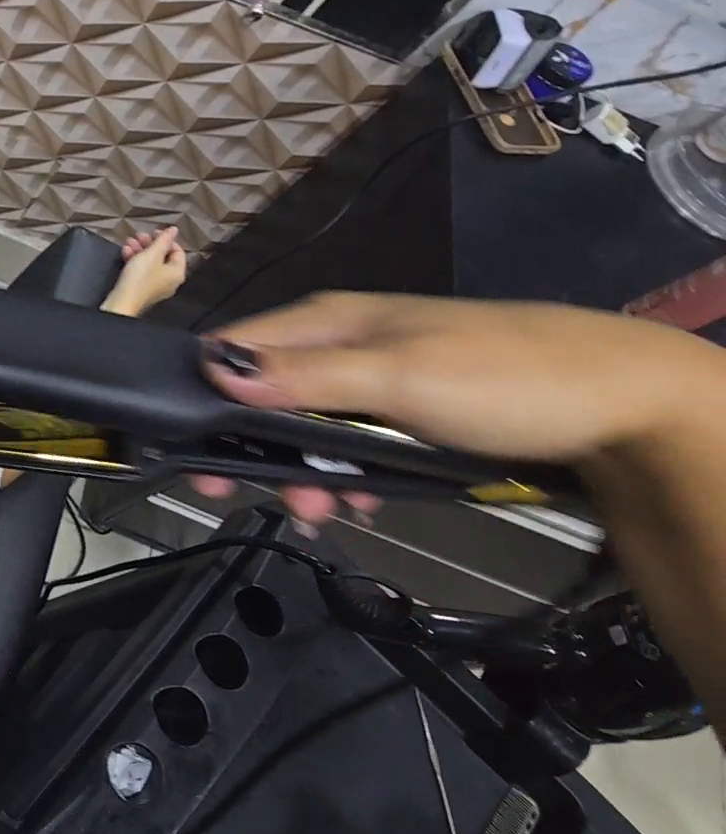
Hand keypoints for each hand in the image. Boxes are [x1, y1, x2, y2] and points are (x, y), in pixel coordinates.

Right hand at [101, 227, 187, 316]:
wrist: (122, 302)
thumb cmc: (140, 277)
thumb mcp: (151, 254)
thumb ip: (163, 240)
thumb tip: (174, 229)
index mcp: (177, 272)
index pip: (178, 251)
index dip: (166, 239)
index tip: (152, 231)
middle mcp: (170, 280)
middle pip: (163, 257)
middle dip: (150, 244)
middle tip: (138, 235)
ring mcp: (156, 286)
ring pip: (151, 263)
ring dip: (140, 250)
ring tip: (128, 242)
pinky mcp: (142, 289)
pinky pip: (142, 272)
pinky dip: (135, 261)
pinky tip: (125, 252)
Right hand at [189, 291, 722, 521]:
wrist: (642, 409)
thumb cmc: (511, 381)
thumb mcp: (399, 378)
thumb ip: (303, 375)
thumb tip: (212, 366)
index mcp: (326, 321)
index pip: (231, 347)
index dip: (201, 394)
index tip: (191, 451)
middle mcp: (340, 345)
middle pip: (260, 394)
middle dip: (251, 449)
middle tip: (246, 495)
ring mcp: (375, 380)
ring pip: (303, 427)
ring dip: (301, 472)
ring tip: (322, 512)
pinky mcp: (406, 413)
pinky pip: (347, 445)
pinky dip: (343, 477)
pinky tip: (362, 501)